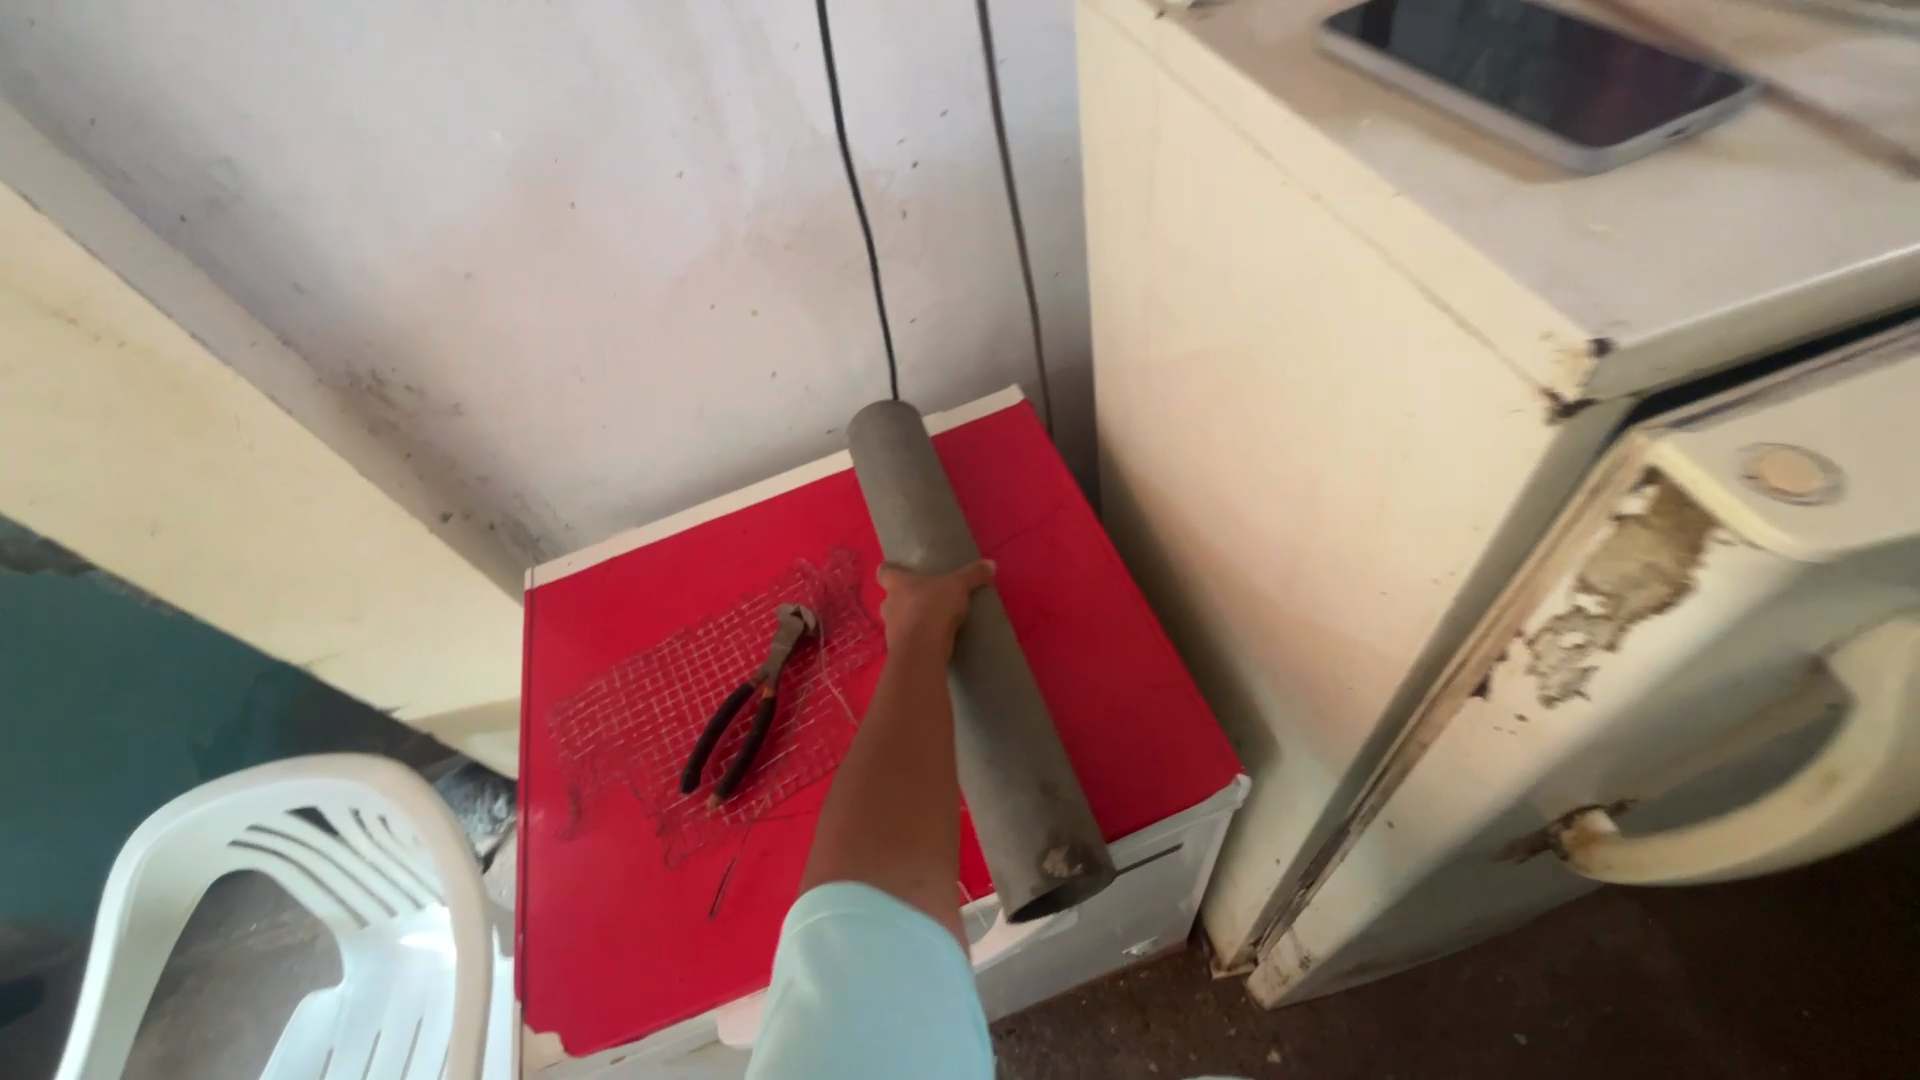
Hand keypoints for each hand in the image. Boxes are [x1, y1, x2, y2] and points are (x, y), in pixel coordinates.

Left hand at [876, 560, 994, 655]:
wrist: (922, 648)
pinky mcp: (898, 649)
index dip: (889, 570)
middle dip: (903, 599)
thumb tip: (992, 564)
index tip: (898, 571)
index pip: (884, 572)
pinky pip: (906, 640)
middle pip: (890, 598)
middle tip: (923, 598)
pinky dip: (916, 639)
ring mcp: (890, 629)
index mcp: (897, 584)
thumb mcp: (958, 586)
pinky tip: (932, 640)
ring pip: (897, 620)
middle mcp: (888, 604)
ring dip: (909, 621)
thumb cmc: (933, 607)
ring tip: (930, 621)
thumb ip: (973, 575)